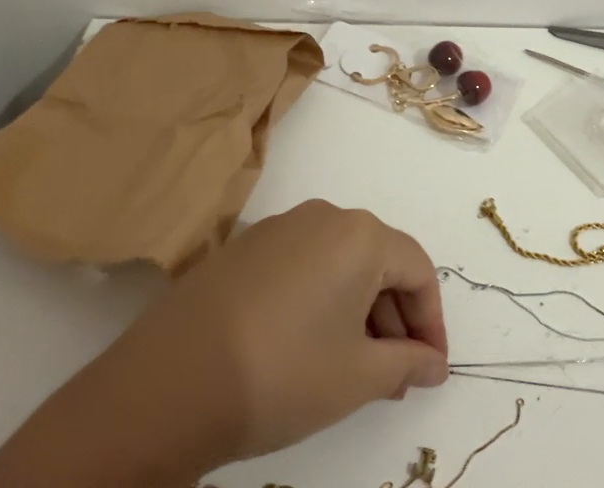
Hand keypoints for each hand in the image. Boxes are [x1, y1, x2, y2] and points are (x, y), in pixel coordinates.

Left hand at [0, 201, 448, 486]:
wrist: (168, 385)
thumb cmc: (284, 374)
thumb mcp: (359, 377)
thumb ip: (408, 364)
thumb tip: (434, 363)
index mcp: (360, 236)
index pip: (418, 271)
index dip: (432, 322)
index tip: (431, 368)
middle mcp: (321, 217)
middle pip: (378, 262)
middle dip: (394, 320)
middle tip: (395, 376)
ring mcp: (275, 230)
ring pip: (337, 265)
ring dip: (357, 313)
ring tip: (353, 369)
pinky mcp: (239, 251)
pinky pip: (300, 268)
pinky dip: (318, 303)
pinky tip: (307, 348)